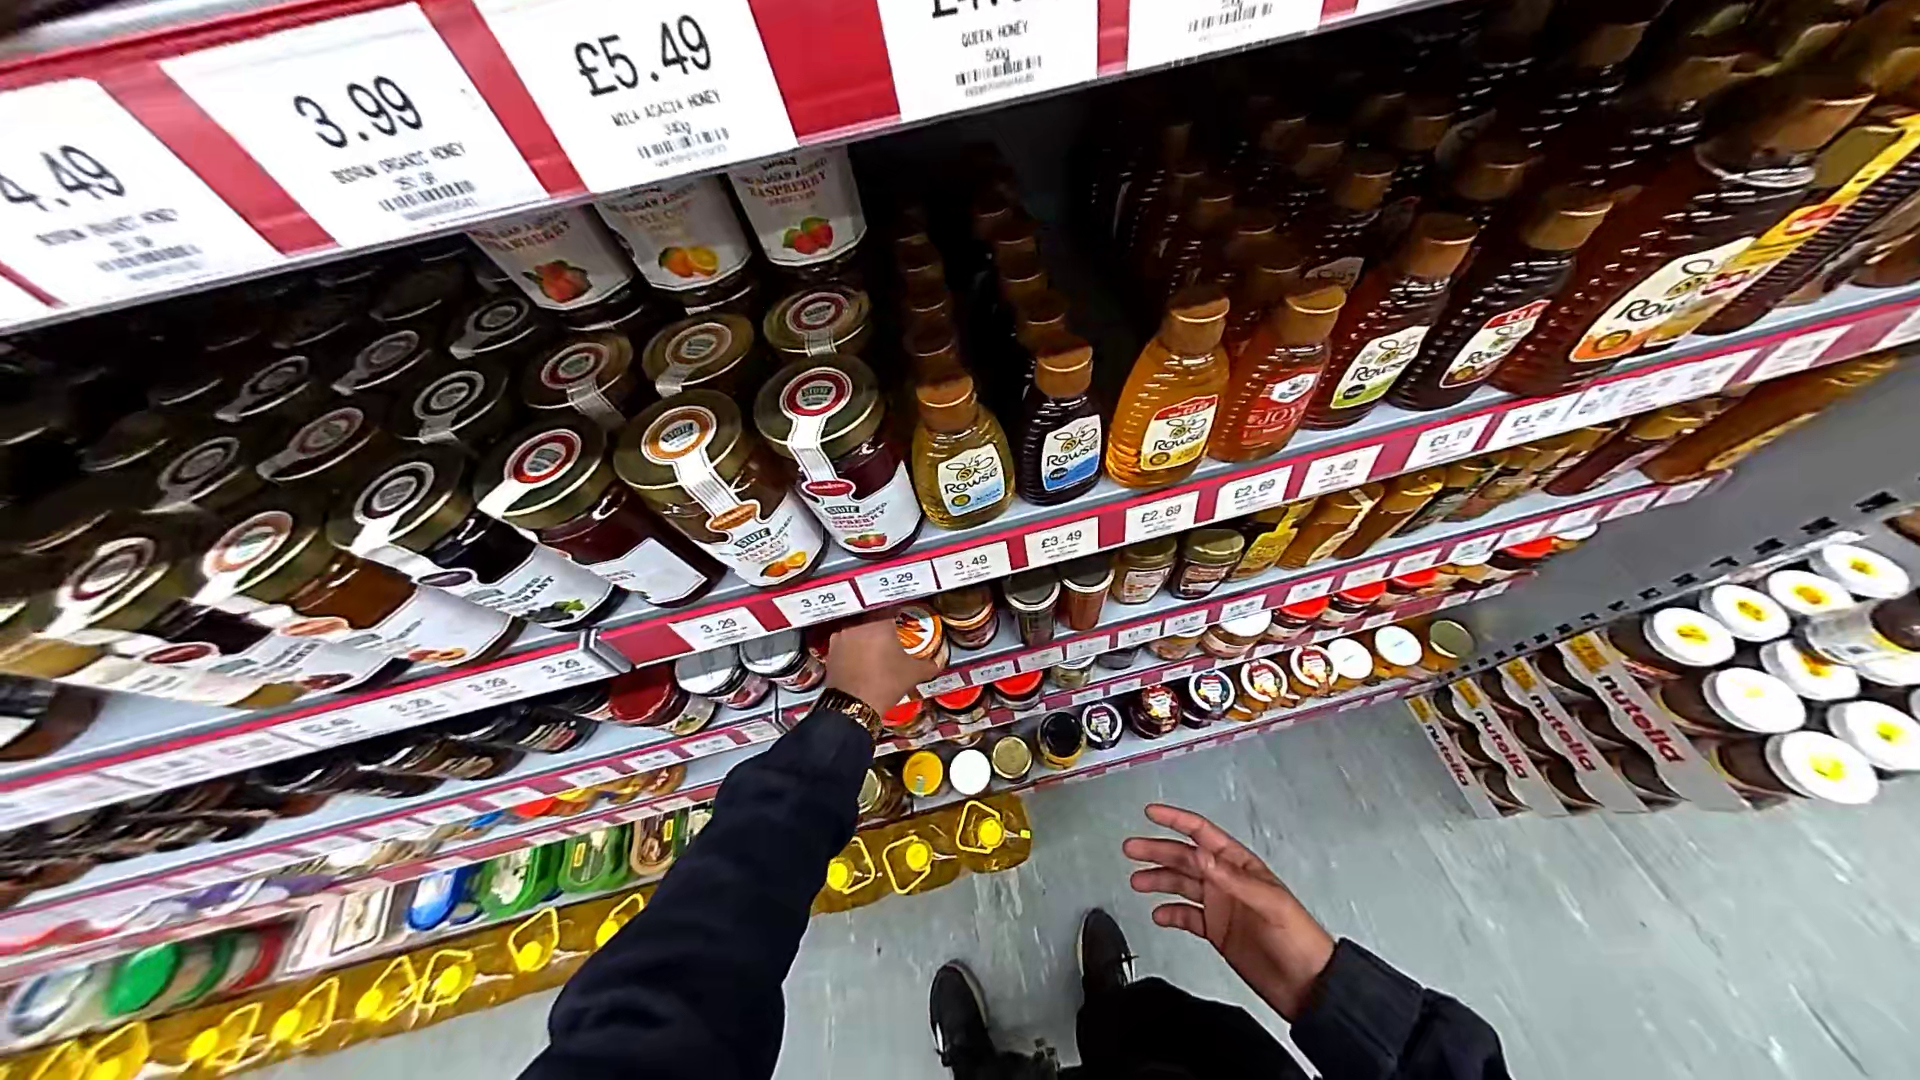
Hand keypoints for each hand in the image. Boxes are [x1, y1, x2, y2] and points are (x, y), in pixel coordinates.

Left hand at [824, 612, 940, 713]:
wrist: (853, 706)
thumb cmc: (884, 684)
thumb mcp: (913, 674)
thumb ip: (928, 665)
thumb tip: (936, 664)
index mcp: (878, 623)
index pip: (891, 608)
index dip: (899, 613)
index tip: (904, 618)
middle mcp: (857, 625)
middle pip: (872, 617)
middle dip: (882, 625)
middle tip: (892, 634)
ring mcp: (841, 637)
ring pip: (857, 629)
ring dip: (866, 635)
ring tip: (877, 648)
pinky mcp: (832, 651)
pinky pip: (846, 643)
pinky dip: (854, 647)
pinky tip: (862, 659)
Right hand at [1123, 803, 1334, 1020]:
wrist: (1310, 989)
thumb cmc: (1301, 940)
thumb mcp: (1269, 903)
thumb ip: (1232, 879)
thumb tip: (1200, 855)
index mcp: (1239, 866)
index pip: (1202, 834)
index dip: (1176, 820)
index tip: (1152, 812)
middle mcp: (1226, 881)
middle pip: (1183, 857)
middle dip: (1156, 850)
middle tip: (1132, 848)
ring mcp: (1220, 905)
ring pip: (1180, 884)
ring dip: (1157, 879)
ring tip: (1137, 881)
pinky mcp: (1217, 930)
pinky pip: (1186, 915)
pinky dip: (1170, 913)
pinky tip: (1159, 914)